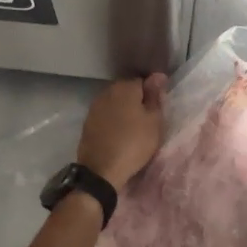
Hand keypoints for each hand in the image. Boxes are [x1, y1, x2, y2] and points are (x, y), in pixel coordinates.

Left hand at [76, 73, 166, 191]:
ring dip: (123, 110)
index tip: (157, 109)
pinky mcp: (88, 121)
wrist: (101, 170)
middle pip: (127, 90)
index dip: (151, 94)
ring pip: (115, 102)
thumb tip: (158, 76)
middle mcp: (108, 91)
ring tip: (133, 128)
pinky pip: (105, 115)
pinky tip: (118, 133)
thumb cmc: (134, 143)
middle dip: (136, 101)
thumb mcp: (154, 121)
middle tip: (147, 120)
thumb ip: (155, 97)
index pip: (143, 81)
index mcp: (125, 87)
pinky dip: (113, 120)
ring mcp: (95, 106)